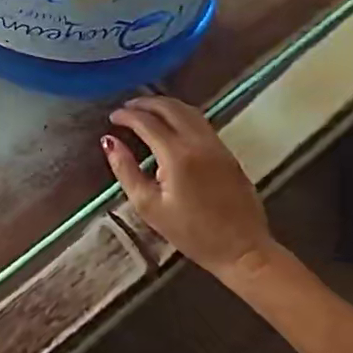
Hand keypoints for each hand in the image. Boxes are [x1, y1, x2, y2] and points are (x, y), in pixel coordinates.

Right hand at [102, 96, 277, 278]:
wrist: (242, 249)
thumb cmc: (191, 233)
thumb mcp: (149, 206)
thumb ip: (126, 170)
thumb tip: (109, 142)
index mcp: (177, 155)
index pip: (147, 122)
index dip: (126, 115)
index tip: (112, 117)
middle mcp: (198, 141)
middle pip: (169, 107)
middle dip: (144, 103)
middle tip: (126, 109)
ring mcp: (216, 144)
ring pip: (188, 110)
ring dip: (164, 105)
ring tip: (145, 110)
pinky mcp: (227, 151)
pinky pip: (200, 121)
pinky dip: (181, 114)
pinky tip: (171, 123)